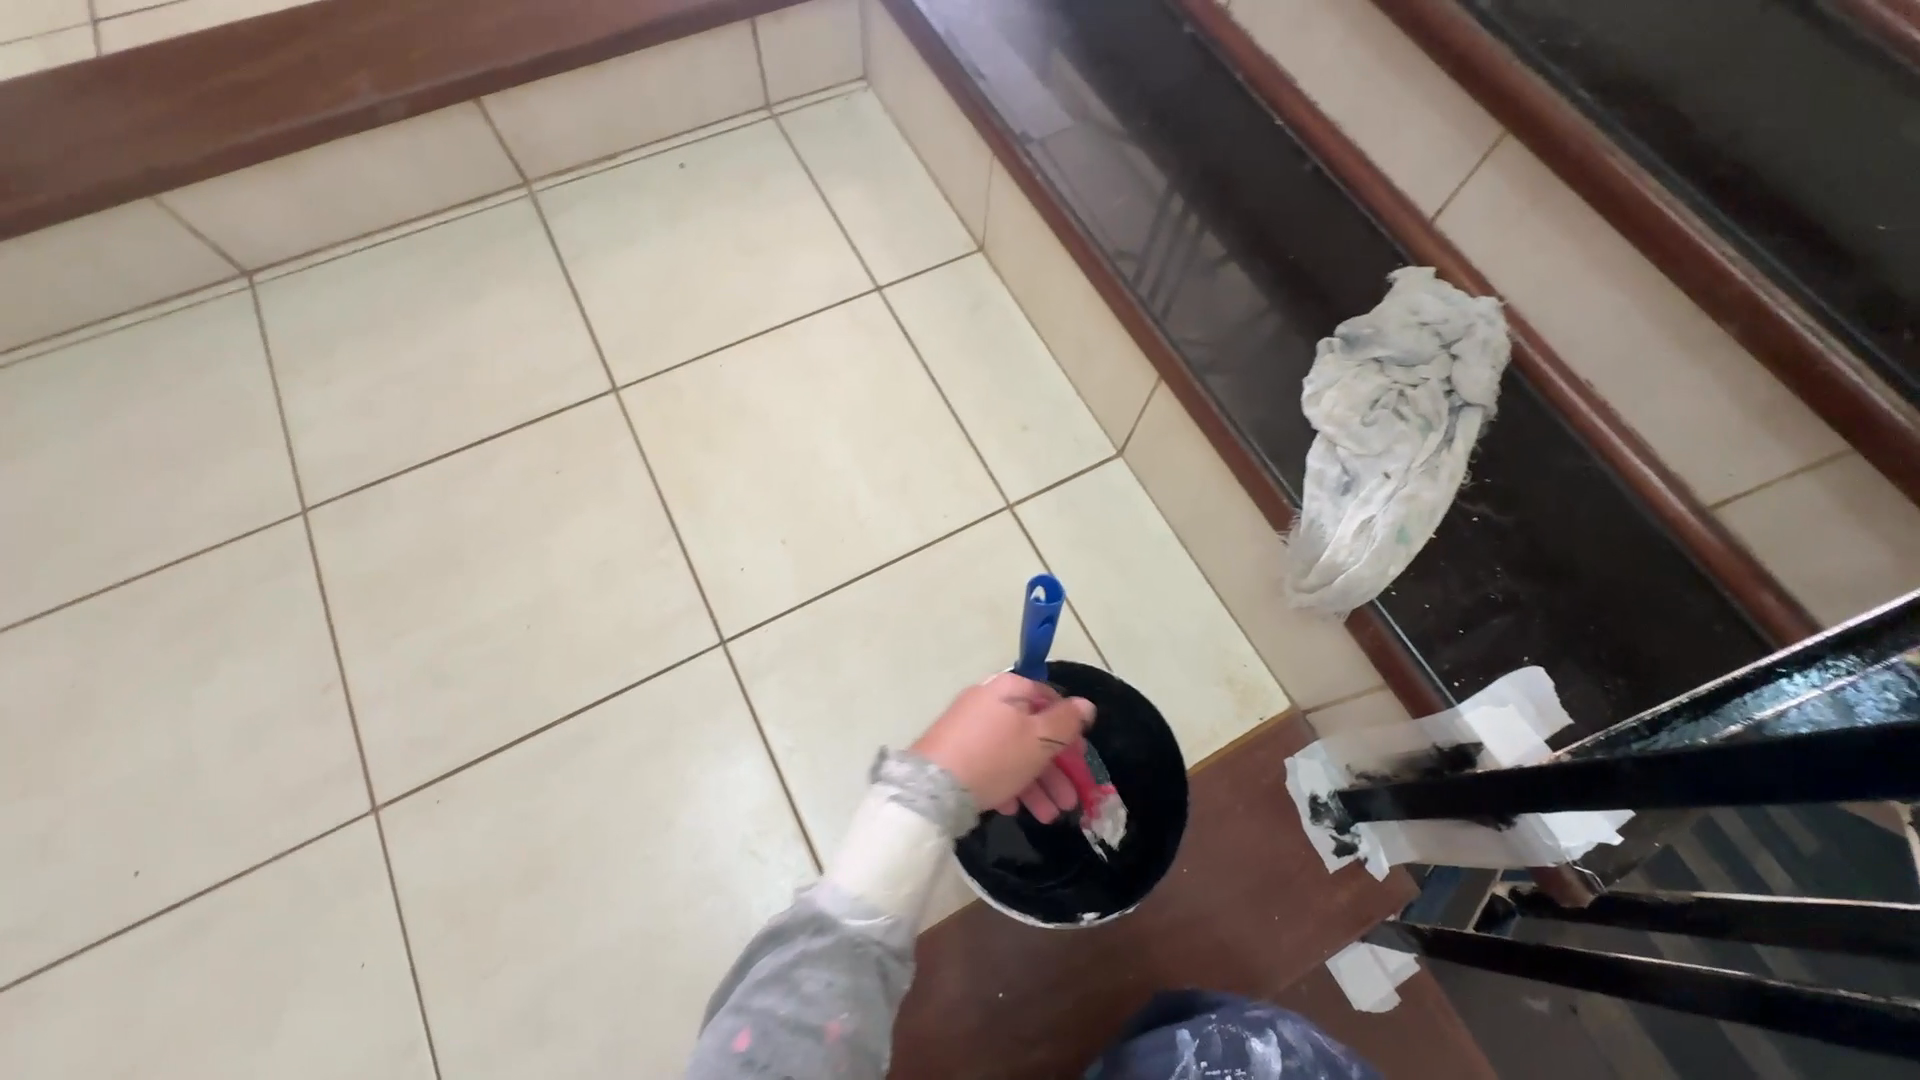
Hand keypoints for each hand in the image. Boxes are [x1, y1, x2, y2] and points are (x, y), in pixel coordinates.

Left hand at [911, 672, 1095, 823]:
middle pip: (1032, 732)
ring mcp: (968, 729)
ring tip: (1049, 817)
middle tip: (1070, 800)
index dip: (1069, 728)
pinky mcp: (954, 754)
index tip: (1081, 756)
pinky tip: (1015, 809)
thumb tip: (1085, 704)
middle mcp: (987, 702)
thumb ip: (1066, 722)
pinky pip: (990, 766)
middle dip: (1056, 769)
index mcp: (1008, 689)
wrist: (933, 787)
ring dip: (1037, 785)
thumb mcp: (1039, 739)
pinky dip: (1007, 786)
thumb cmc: (995, 756)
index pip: (1048, 698)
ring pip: (1013, 754)